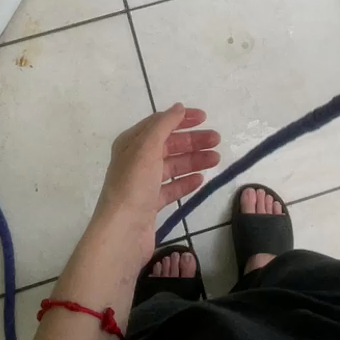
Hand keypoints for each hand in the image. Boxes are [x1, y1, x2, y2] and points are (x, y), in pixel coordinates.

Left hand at [93, 104, 219, 235]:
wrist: (122, 232)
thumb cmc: (134, 185)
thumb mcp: (147, 147)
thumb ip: (164, 124)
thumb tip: (178, 107)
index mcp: (132, 143)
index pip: (159, 123)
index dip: (181, 119)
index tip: (204, 118)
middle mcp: (136, 160)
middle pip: (169, 144)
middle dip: (192, 141)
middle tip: (217, 140)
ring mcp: (143, 183)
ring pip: (173, 166)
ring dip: (194, 160)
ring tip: (216, 159)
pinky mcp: (151, 204)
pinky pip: (172, 187)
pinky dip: (186, 182)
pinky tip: (201, 179)